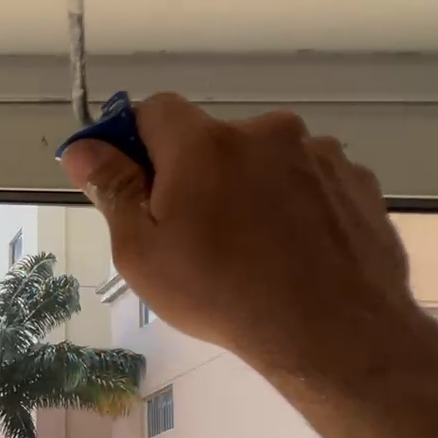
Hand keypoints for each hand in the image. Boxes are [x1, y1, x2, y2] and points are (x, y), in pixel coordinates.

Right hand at [61, 93, 420, 380]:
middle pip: (207, 140)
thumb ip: (113, 190)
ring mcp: (318, 154)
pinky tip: (279, 250)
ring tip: (238, 248)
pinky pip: (300, 181)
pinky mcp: (355, 180)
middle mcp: (265, 132)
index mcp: (204, 145)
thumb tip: (82, 149)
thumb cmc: (213, 290)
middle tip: (180, 235)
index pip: (154, 110)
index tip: (125, 183)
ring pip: (256, 161)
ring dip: (238, 189)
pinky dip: (282, 205)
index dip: (131, 140)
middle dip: (187, 175)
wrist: (328, 326)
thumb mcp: (139, 249)